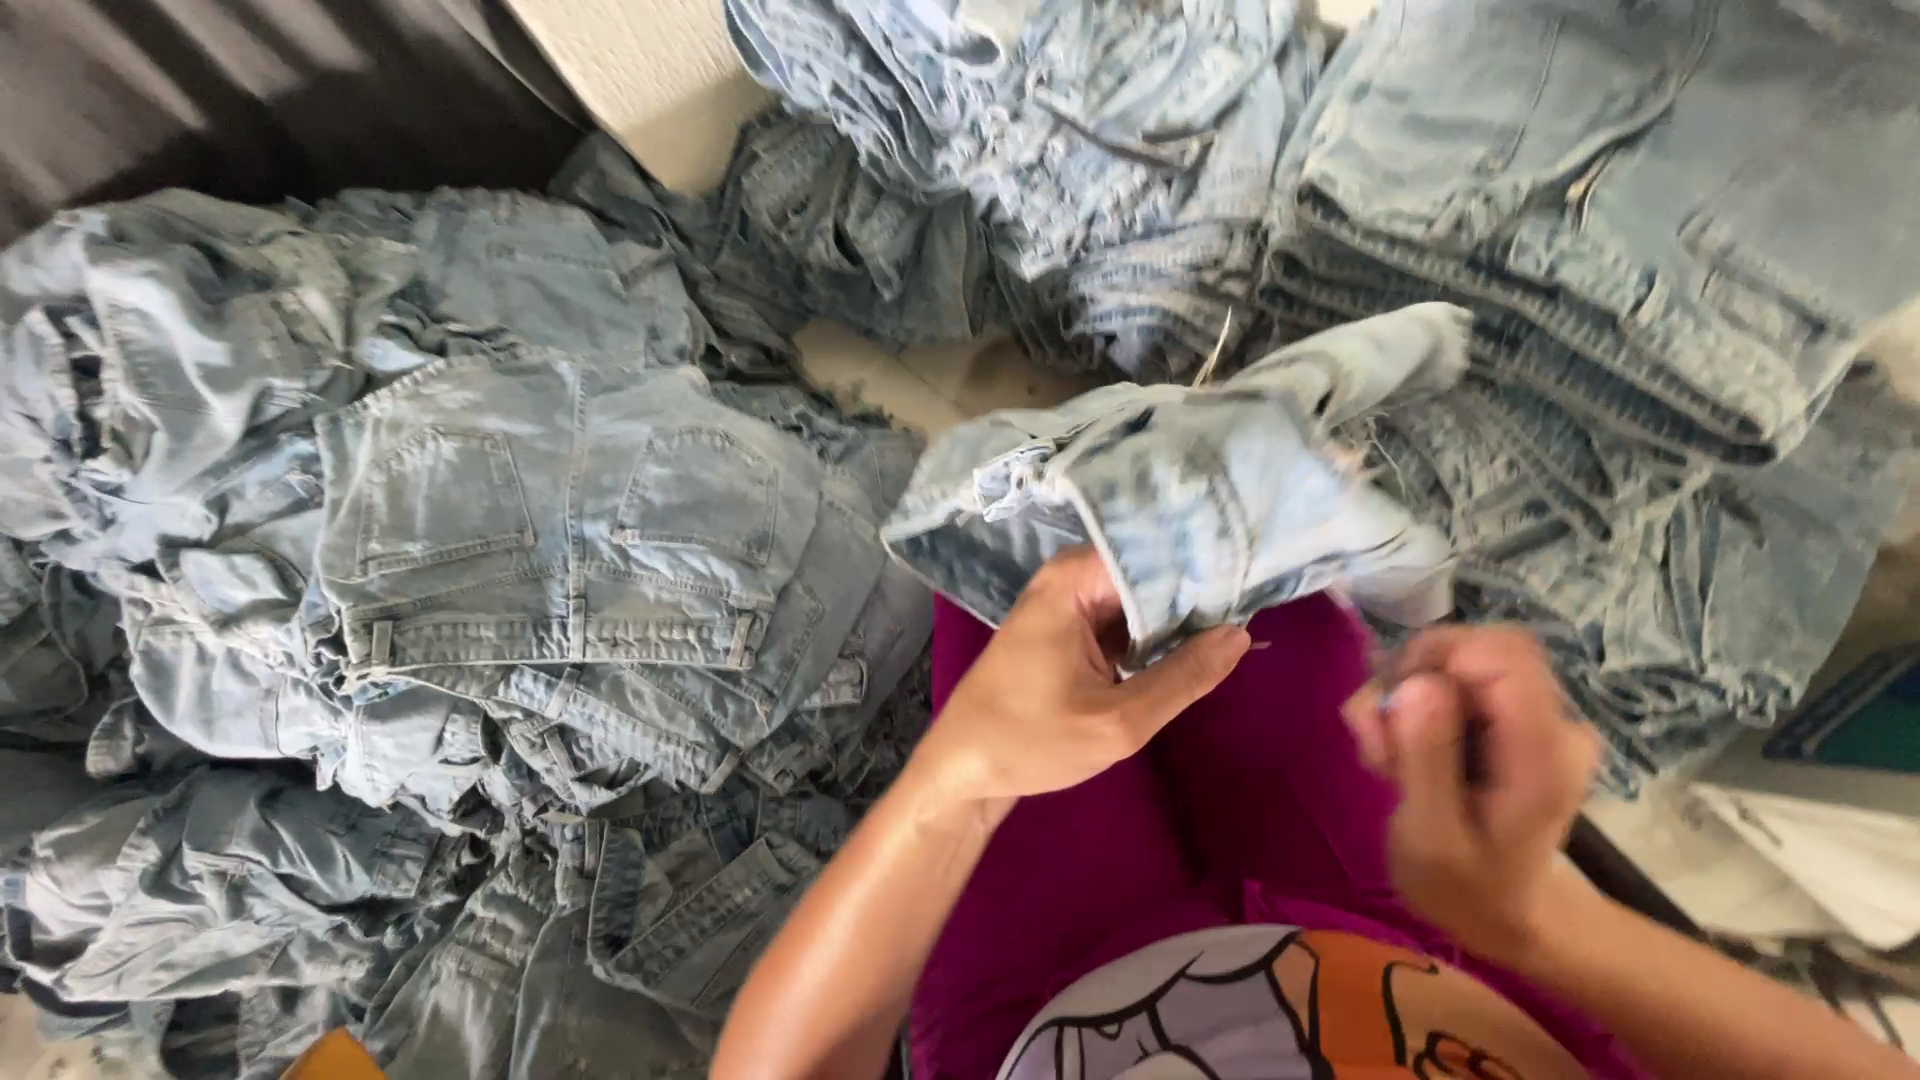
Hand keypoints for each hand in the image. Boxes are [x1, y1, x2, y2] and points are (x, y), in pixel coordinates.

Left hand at [909, 547, 1250, 817]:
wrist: (962, 769)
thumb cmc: (1029, 742)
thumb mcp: (1117, 721)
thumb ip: (1183, 677)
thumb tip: (1240, 634)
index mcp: (1073, 581)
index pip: (1153, 551)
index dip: (1204, 562)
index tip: (1256, 570)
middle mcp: (1068, 579)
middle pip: (1146, 572)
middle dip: (1196, 589)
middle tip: (1257, 596)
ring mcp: (1065, 605)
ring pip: (1137, 599)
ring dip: (1177, 614)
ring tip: (1240, 615)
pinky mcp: (1066, 631)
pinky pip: (1121, 619)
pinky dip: (1151, 633)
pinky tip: (1195, 643)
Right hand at [1343, 625, 1604, 962]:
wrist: (1496, 912)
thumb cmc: (1465, 886)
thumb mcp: (1433, 837)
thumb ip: (1429, 760)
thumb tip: (1419, 683)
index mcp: (1543, 752)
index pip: (1503, 654)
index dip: (1436, 661)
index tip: (1395, 709)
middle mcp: (1545, 721)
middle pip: (1467, 649)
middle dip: (1406, 683)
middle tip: (1379, 742)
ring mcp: (1522, 716)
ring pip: (1444, 662)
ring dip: (1395, 700)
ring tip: (1384, 759)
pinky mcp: (1499, 717)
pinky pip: (1440, 680)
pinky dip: (1402, 708)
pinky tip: (1395, 754)